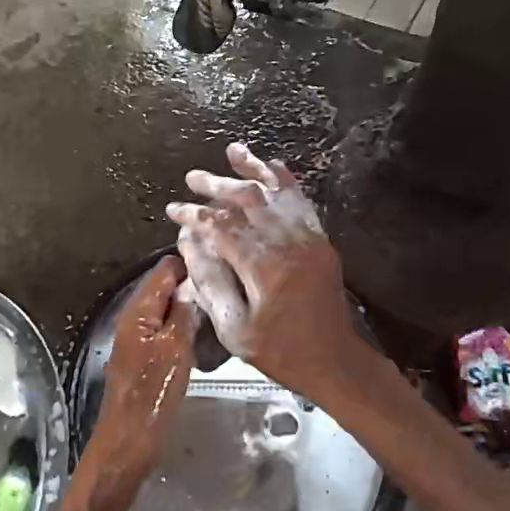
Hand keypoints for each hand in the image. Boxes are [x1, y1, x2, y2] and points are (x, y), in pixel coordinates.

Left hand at [94, 256, 197, 487]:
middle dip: (192, 285)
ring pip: (167, 308)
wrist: (130, 438)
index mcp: (138, 310)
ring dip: (189, 307)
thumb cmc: (153, 392)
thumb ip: (183, 312)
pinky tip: (203, 334)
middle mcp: (134, 317)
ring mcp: (138, 336)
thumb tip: (194, 284)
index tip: (220, 267)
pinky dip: (183, 326)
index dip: (190, 264)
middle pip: (165, 286)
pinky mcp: (144, 354)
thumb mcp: (175, 348)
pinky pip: (166, 328)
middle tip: (225, 290)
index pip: (165, 269)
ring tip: (220, 310)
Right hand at [165, 143, 372, 400]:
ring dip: (254, 169)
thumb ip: (210, 282)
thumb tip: (189, 242)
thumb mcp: (233, 329)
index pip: (222, 227)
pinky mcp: (320, 240)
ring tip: (233, 150)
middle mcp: (289, 244)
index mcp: (264, 268)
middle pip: (249, 200)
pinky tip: (272, 166)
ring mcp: (309, 239)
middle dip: (217, 184)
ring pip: (278, 192)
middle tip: (192, 177)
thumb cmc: (279, 352)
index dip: (195, 215)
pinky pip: (302, 202)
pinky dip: (285, 181)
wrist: (335, 360)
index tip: (174, 210)